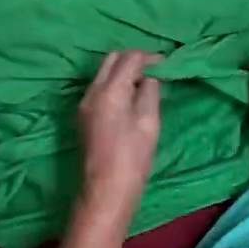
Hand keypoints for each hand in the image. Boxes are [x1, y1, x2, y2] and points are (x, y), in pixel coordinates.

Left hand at [76, 50, 162, 218]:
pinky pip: (99, 87)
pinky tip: (130, 96)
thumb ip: (149, 92)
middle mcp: (92, 91)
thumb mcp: (149, 121)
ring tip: (144, 81)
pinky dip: (115, 82)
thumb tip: (149, 77)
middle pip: (112, 59)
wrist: (105, 191)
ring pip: (103, 72)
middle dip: (133, 58)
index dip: (149, 57)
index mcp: (110, 91)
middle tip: (154, 69)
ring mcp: (84, 103)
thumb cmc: (132, 157)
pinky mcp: (83, 115)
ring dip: (123, 70)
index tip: (165, 63)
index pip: (129, 58)